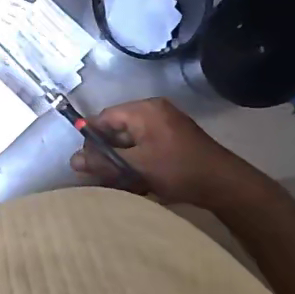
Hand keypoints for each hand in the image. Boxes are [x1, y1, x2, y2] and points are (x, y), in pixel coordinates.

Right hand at [69, 98, 273, 211]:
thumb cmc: (177, 169)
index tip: (85, 162)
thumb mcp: (136, 166)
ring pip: (129, 142)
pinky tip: (134, 183)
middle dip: (106, 153)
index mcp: (144, 110)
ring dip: (120, 162)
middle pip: (116, 130)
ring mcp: (164, 126)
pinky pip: (143, 148)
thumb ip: (103, 162)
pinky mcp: (171, 141)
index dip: (90, 139)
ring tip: (116, 182)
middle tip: (99, 175)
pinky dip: (135, 163)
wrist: (222, 183)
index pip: (104, 118)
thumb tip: (73, 160)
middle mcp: (153, 112)